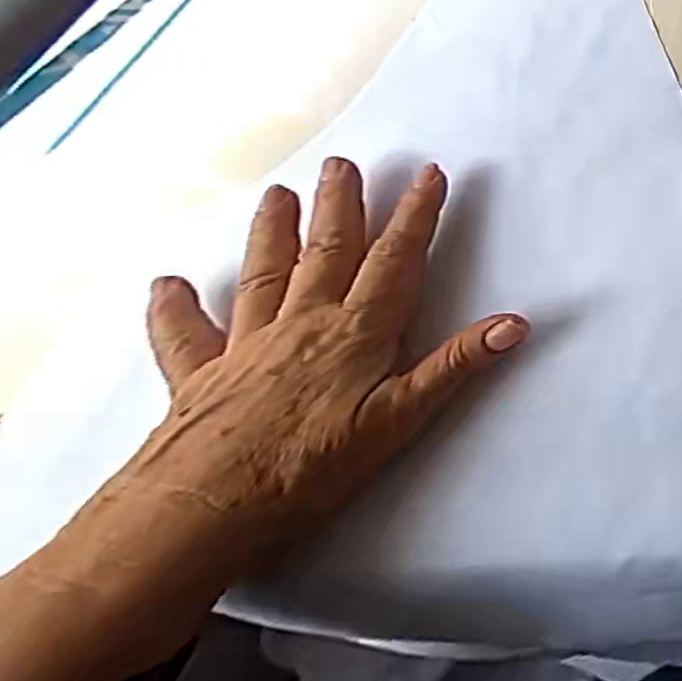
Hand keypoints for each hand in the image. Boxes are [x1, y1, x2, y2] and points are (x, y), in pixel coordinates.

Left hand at [0, 157, 526, 680]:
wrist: (200, 516)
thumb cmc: (311, 467)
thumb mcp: (403, 417)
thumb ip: (458, 364)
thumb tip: (516, 323)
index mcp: (356, 330)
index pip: (396, 258)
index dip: (417, 213)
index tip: (428, 174)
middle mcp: (304, 322)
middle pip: (328, 250)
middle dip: (341, 204)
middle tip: (342, 163)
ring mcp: (247, 346)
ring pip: (264, 274)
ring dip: (272, 231)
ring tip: (278, 194)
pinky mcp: (199, 378)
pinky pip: (187, 336)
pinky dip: (175, 310)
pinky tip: (166, 285)